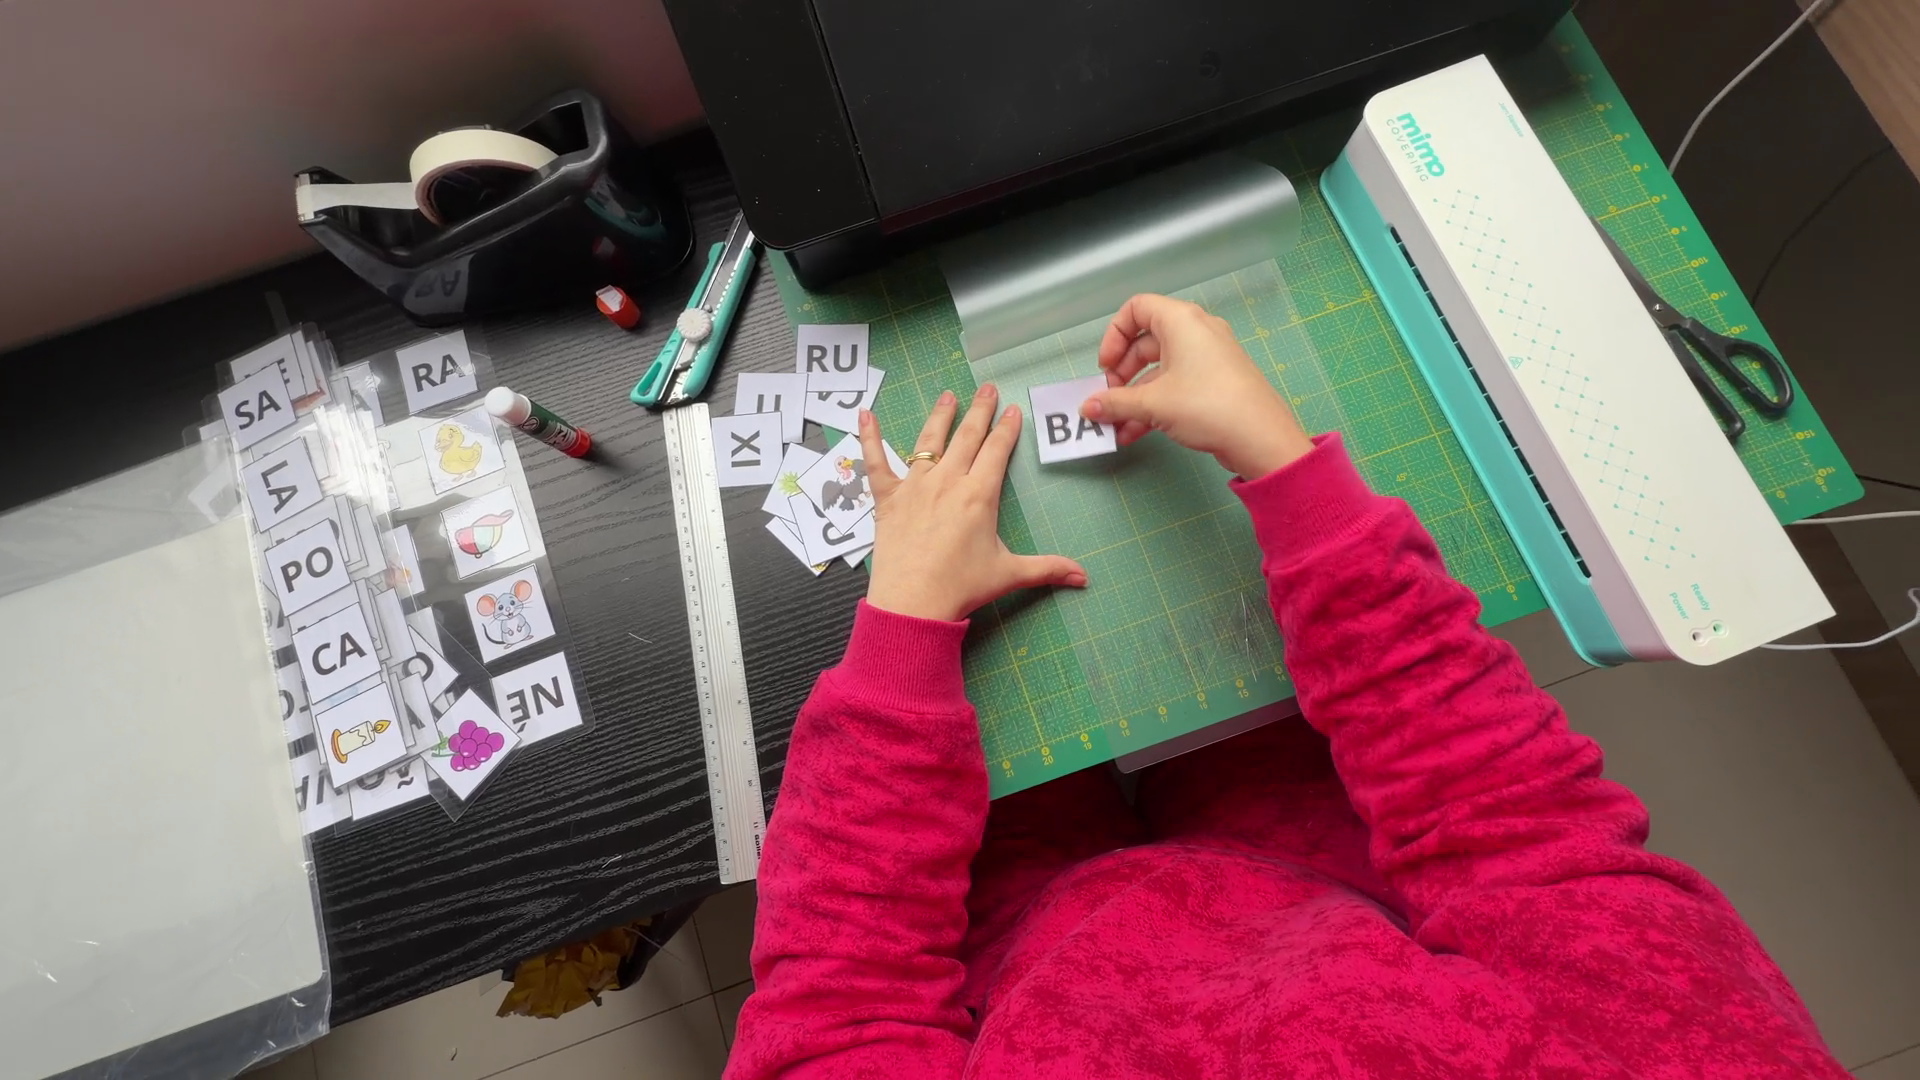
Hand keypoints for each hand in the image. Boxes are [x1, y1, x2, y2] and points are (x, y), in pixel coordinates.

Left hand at [860, 385, 1087, 621]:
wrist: (913, 604)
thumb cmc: (961, 587)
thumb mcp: (1009, 574)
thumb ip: (1048, 569)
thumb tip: (1084, 577)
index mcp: (979, 494)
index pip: (997, 451)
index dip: (1007, 429)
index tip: (1014, 410)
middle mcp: (948, 480)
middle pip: (967, 436)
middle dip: (980, 410)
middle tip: (987, 388)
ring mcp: (915, 486)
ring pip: (928, 441)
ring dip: (940, 415)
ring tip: (948, 395)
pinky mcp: (887, 497)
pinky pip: (875, 462)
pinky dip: (868, 438)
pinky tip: (864, 415)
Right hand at [1081, 293, 1312, 478]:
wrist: (1259, 437)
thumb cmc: (1206, 405)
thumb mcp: (1153, 404)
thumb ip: (1115, 403)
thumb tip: (1088, 407)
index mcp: (1181, 321)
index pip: (1137, 308)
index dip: (1114, 335)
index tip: (1105, 366)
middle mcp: (1195, 333)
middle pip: (1144, 343)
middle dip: (1121, 374)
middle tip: (1109, 399)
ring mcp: (1206, 359)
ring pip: (1158, 371)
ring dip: (1133, 398)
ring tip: (1116, 425)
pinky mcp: (1213, 383)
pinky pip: (1173, 387)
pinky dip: (1153, 406)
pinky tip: (1134, 433)